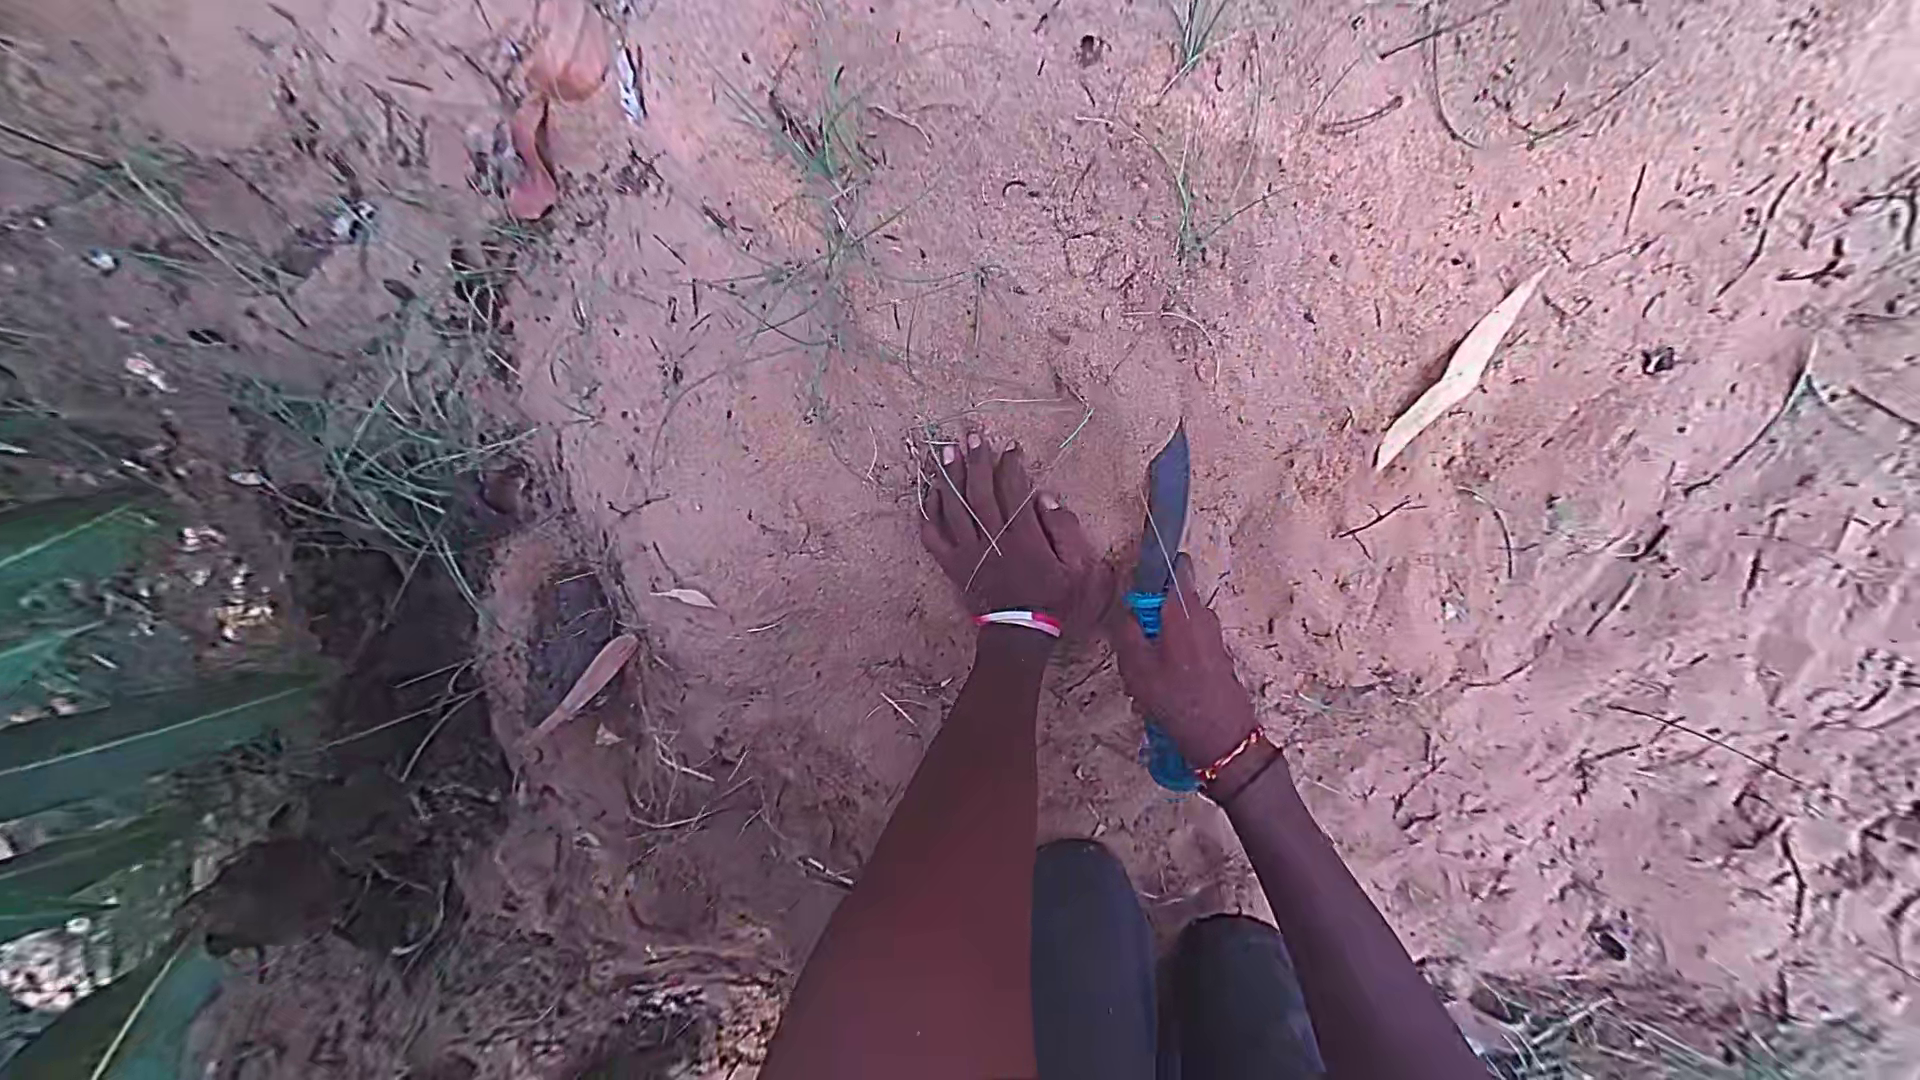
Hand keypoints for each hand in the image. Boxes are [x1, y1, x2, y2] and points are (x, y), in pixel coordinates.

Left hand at [920, 433, 1112, 639]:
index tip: (1011, 448)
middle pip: (980, 493)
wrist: (1020, 634)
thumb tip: (1045, 499)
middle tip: (973, 437)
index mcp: (1024, 539)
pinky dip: (929, 514)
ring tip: (949, 453)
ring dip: (951, 478)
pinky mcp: (953, 565)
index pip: (1013, 492)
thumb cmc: (1055, 600)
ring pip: (955, 509)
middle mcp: (993, 541)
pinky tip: (930, 493)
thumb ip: (1066, 532)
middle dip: (977, 461)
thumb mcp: (1081, 570)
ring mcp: (969, 554)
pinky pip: (934, 537)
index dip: (1010, 466)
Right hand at [1108, 556, 1264, 768]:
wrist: (1220, 738)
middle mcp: (1202, 615)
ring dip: (1158, 639)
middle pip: (1169, 600)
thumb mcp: (1135, 663)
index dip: (1152, 569)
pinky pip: (1187, 643)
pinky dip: (1171, 655)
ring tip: (1144, 670)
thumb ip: (1126, 628)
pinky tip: (1161, 684)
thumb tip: (1126, 609)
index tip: (1135, 586)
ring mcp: (1212, 636)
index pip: (1174, 567)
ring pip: (1176, 624)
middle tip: (1132, 644)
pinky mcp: (1216, 655)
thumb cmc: (1176, 698)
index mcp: (1183, 609)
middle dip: (1148, 616)